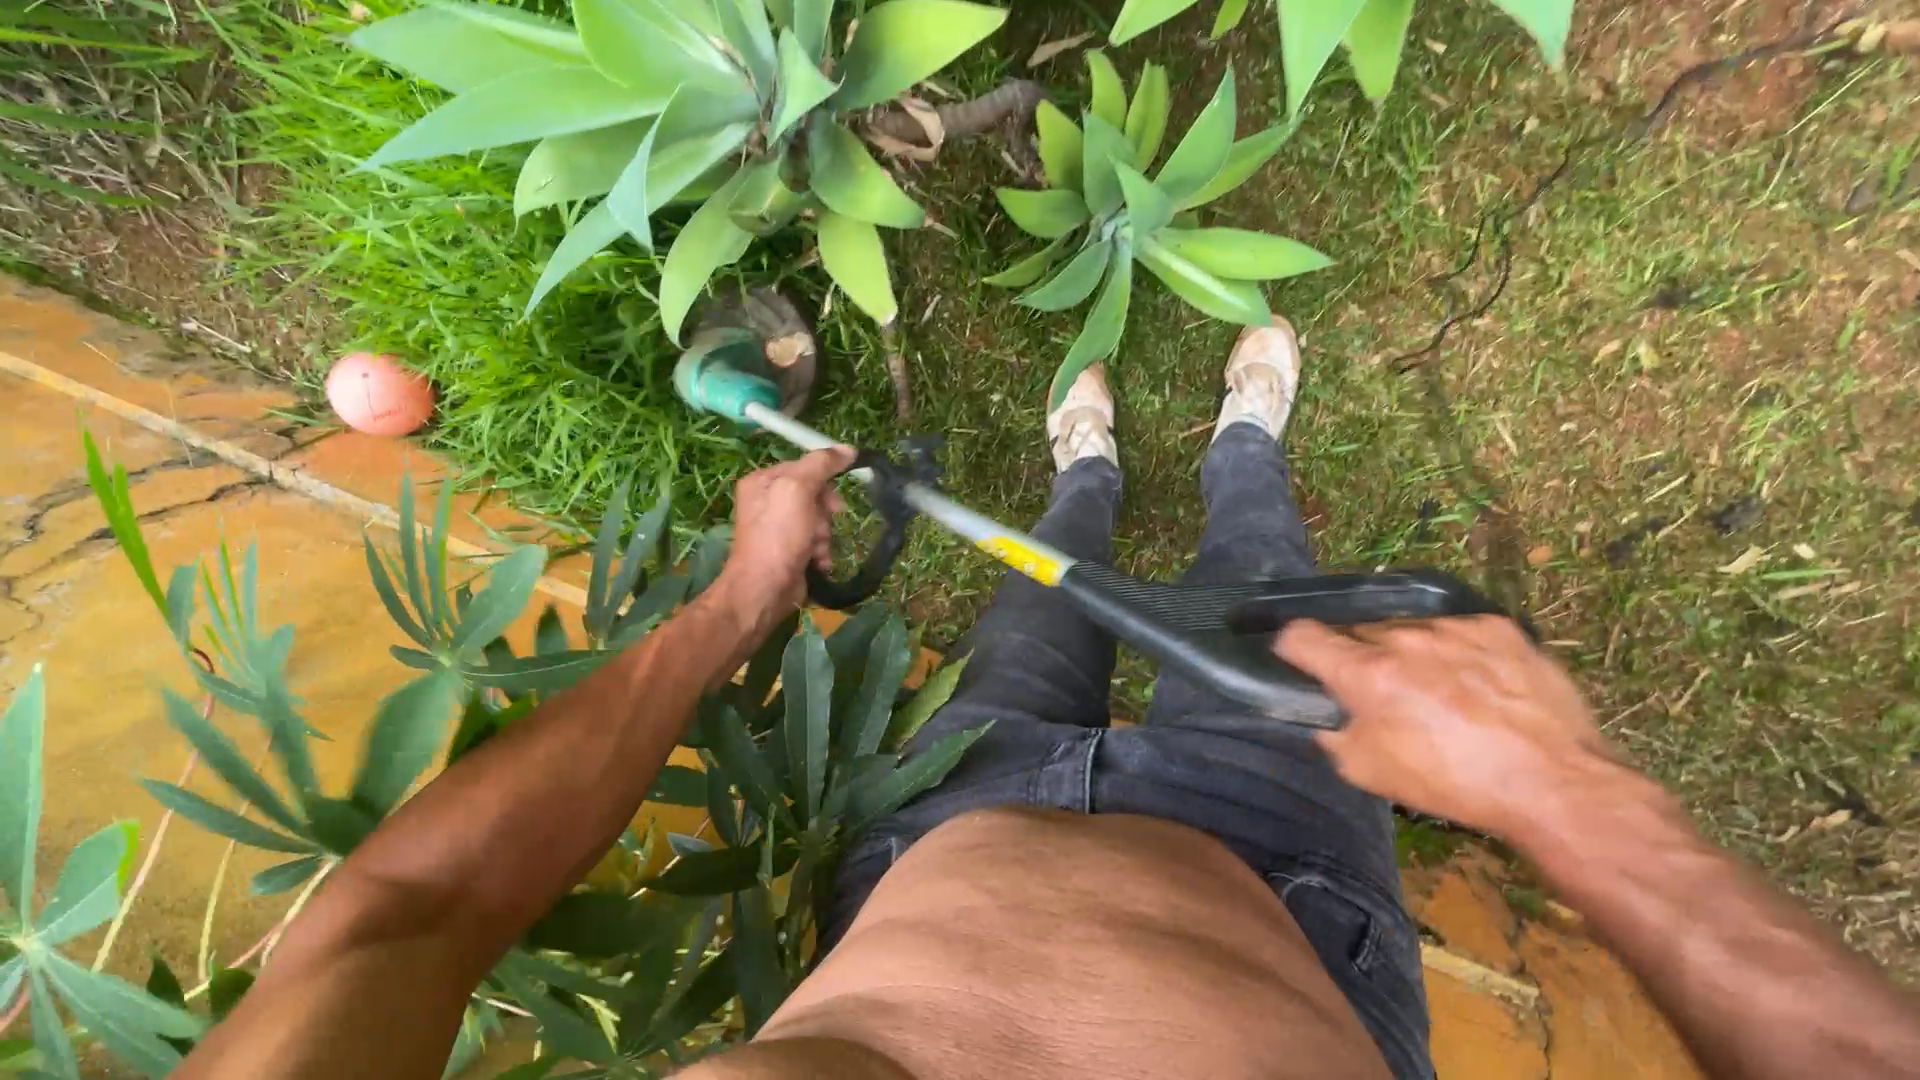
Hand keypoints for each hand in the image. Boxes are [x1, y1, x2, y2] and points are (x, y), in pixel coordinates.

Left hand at [709, 447, 854, 625]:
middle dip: (824, 515)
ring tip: (816, 549)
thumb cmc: (778, 535)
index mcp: (762, 481)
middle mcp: (767, 501)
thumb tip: (848, 449)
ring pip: (818, 520)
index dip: (823, 481)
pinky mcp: (789, 551)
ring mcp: (778, 528)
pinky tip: (818, 562)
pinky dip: (821, 552)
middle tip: (821, 528)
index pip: (804, 467)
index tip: (835, 500)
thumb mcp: (798, 489)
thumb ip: (821, 464)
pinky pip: (815, 542)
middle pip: (814, 494)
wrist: (765, 588)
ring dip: (824, 536)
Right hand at [1276, 616, 1618, 839]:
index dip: (1291, 648)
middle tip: (1379, 692)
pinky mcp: (1497, 626)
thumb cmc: (1452, 783)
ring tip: (1435, 689)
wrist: (1556, 784)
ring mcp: (1453, 627)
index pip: (1299, 634)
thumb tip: (1325, 713)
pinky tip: (1474, 682)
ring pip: (1405, 629)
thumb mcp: (1368, 771)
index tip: (1299, 664)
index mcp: (1366, 672)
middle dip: (1356, 657)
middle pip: (1355, 632)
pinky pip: (1454, 629)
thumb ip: (1332, 732)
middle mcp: (1404, 637)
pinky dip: (1452, 650)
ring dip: (1405, 652)